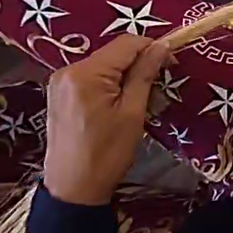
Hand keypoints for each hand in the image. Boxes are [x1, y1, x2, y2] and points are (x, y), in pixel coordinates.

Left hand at [42, 35, 170, 206]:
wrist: (73, 189)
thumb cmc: (107, 153)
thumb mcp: (133, 112)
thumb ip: (145, 74)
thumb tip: (162, 46)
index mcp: (86, 73)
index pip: (126, 43)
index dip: (153, 48)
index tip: (172, 64)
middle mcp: (68, 70)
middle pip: (114, 52)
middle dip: (140, 63)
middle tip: (159, 85)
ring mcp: (61, 82)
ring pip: (104, 64)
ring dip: (126, 74)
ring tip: (142, 98)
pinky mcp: (60, 93)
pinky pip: (92, 76)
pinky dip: (111, 83)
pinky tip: (121, 103)